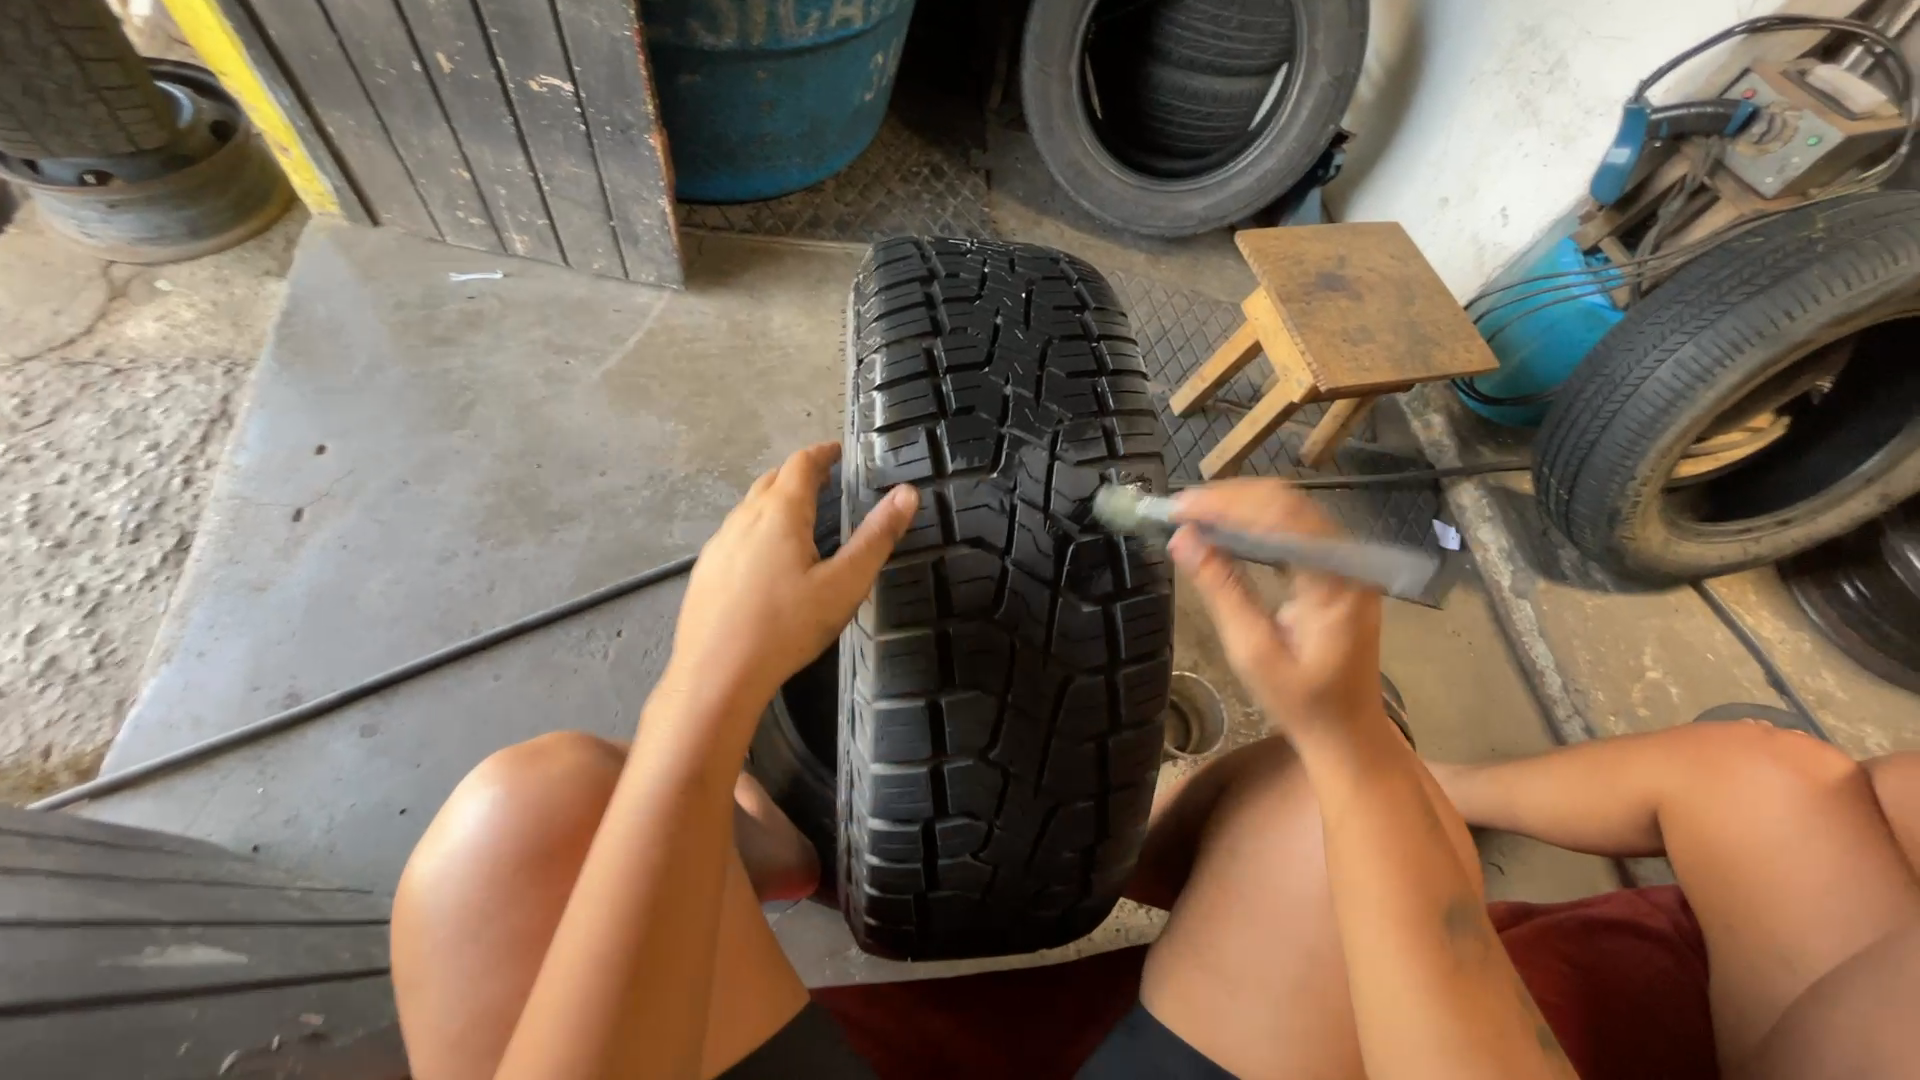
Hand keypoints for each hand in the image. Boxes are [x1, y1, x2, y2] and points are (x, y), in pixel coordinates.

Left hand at [660, 442, 917, 722]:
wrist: (717, 675)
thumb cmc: (786, 628)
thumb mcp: (844, 585)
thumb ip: (876, 537)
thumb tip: (907, 494)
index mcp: (779, 514)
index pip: (801, 464)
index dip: (822, 453)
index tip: (838, 452)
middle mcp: (743, 519)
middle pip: (772, 480)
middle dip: (800, 474)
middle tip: (826, 483)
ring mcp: (719, 545)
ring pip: (750, 508)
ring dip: (776, 501)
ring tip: (800, 518)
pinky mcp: (705, 572)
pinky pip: (735, 536)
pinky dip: (757, 530)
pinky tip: (767, 562)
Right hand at [1168, 478, 1383, 745]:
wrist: (1348, 732)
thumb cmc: (1301, 703)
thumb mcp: (1252, 651)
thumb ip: (1220, 589)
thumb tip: (1182, 541)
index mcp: (1336, 582)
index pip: (1281, 517)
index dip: (1227, 504)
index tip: (1180, 508)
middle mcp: (1349, 562)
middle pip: (1287, 504)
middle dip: (1230, 499)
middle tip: (1179, 510)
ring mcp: (1348, 564)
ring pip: (1290, 510)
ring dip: (1240, 507)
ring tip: (1193, 516)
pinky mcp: (1338, 570)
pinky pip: (1294, 528)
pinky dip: (1255, 523)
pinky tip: (1224, 530)